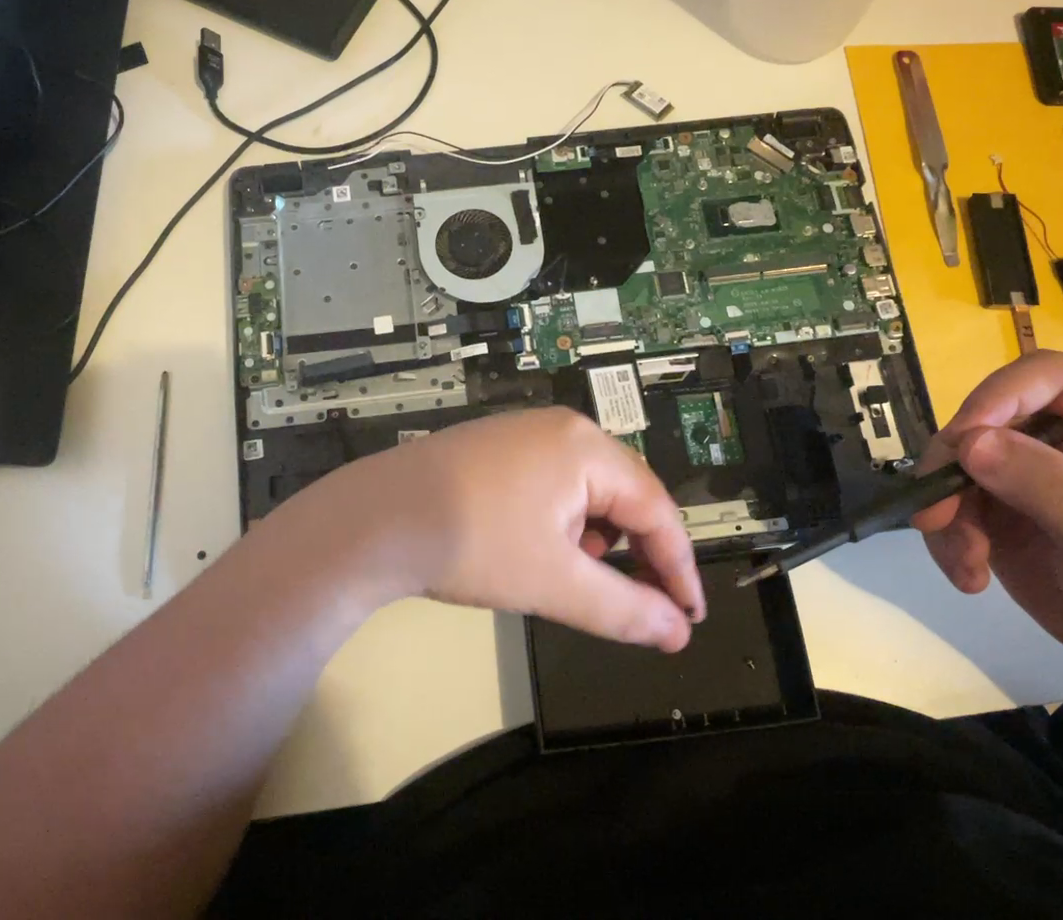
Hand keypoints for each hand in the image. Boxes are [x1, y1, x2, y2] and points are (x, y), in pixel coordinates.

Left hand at [244, 408, 703, 651]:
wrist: (372, 520)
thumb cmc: (472, 546)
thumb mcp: (556, 585)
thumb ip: (626, 610)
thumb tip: (678, 634)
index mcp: (586, 448)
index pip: (656, 509)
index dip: (679, 567)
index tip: (691, 615)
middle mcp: (561, 428)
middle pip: (624, 494)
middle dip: (636, 552)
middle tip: (637, 602)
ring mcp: (524, 433)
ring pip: (587, 490)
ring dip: (596, 538)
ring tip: (574, 576)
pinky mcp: (495, 447)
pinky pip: (552, 483)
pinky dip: (561, 522)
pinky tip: (539, 549)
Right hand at [909, 352, 1062, 676]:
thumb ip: (1053, 489)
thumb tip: (969, 444)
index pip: (1053, 377)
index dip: (1002, 395)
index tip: (964, 441)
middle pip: (988, 417)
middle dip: (955, 463)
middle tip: (936, 511)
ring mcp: (1031, 476)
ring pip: (958, 464)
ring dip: (946, 509)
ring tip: (965, 561)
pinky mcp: (1002, 514)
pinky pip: (951, 506)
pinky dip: (947, 540)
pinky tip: (970, 577)